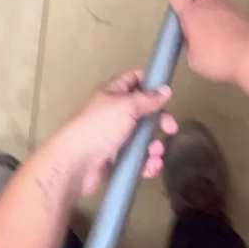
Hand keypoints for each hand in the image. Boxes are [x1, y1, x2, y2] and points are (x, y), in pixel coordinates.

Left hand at [42, 70, 177, 195]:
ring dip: (154, 146)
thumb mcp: (126, 106)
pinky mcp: (116, 159)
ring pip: (142, 138)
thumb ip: (147, 99)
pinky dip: (146, 162)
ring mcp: (115, 137)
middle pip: (143, 112)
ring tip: (157, 154)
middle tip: (171, 129)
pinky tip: (152, 167)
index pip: (134, 79)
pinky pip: (137, 158)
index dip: (150, 83)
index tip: (167, 93)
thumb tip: (165, 89)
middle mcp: (114, 112)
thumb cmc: (101, 126)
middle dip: (159, 120)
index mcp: (113, 93)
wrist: (77, 162)